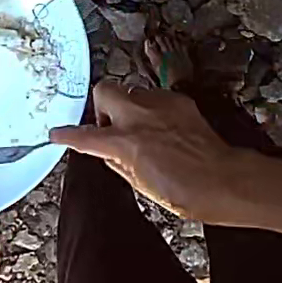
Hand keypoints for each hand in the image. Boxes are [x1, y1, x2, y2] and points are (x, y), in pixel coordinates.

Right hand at [50, 81, 281, 224]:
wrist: (224, 179)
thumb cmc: (184, 193)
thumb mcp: (141, 184)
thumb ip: (117, 162)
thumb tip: (105, 152)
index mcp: (125, 142)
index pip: (85, 134)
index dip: (67, 135)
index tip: (57, 134)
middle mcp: (139, 115)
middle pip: (105, 89)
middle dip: (100, 105)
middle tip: (109, 127)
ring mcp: (161, 103)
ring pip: (131, 91)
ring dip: (128, 107)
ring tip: (139, 131)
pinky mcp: (179, 100)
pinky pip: (154, 97)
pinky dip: (150, 109)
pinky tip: (161, 129)